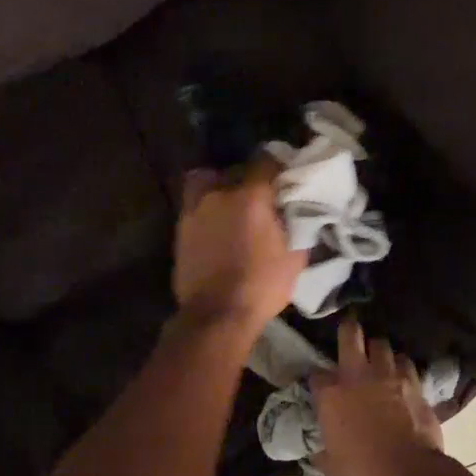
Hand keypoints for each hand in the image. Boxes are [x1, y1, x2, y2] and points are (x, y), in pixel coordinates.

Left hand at [172, 156, 306, 326]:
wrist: (217, 315)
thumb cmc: (261, 286)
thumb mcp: (295, 256)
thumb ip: (296, 224)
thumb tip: (296, 212)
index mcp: (251, 196)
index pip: (265, 161)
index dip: (277, 166)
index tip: (284, 177)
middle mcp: (219, 194)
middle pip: (234, 170)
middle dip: (247, 178)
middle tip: (259, 195)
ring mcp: (194, 210)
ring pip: (206, 184)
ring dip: (220, 189)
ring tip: (231, 206)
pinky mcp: (179, 230)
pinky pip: (194, 207)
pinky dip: (206, 211)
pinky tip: (217, 227)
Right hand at [311, 318, 443, 475]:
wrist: (410, 474)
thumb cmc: (364, 473)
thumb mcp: (332, 467)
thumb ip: (323, 453)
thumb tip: (318, 453)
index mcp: (331, 395)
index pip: (316, 374)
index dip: (318, 378)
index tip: (320, 385)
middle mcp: (358, 376)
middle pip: (350, 335)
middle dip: (348, 330)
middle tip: (349, 333)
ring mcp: (389, 376)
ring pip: (382, 344)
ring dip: (379, 350)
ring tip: (379, 359)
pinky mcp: (414, 383)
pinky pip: (406, 363)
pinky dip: (402, 366)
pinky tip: (401, 376)